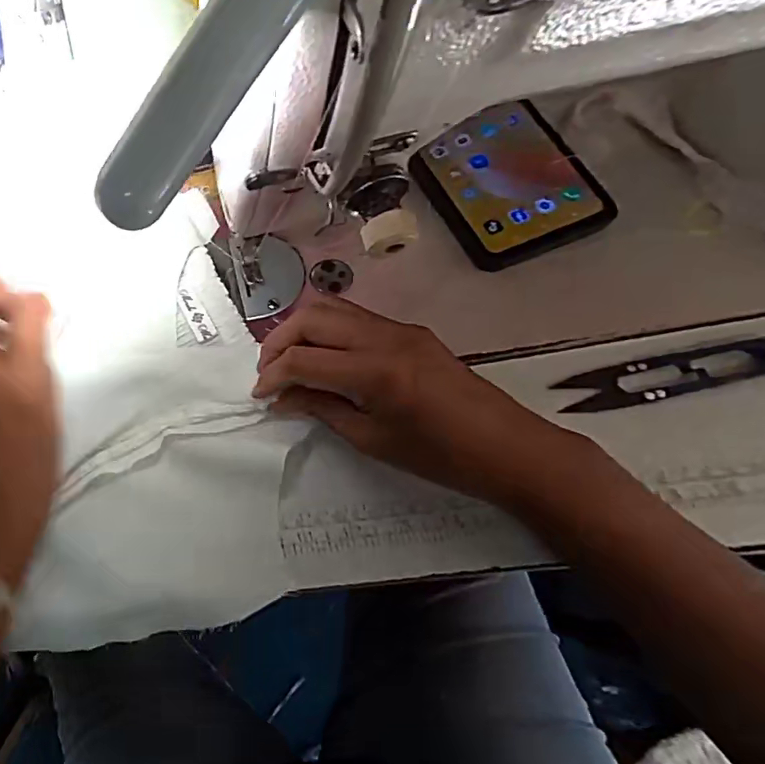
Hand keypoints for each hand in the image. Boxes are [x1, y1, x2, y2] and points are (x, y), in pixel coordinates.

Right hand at [252, 296, 589, 504]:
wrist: (505, 446)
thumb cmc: (439, 456)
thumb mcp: (372, 439)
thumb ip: (323, 409)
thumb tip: (285, 397)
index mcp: (374, 371)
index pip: (303, 359)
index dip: (272, 376)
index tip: (260, 396)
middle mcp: (384, 338)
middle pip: (312, 318)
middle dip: (279, 343)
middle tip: (269, 374)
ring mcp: (399, 329)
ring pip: (333, 308)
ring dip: (302, 330)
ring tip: (290, 363)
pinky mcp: (410, 331)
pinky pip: (356, 317)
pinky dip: (328, 331)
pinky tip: (323, 359)